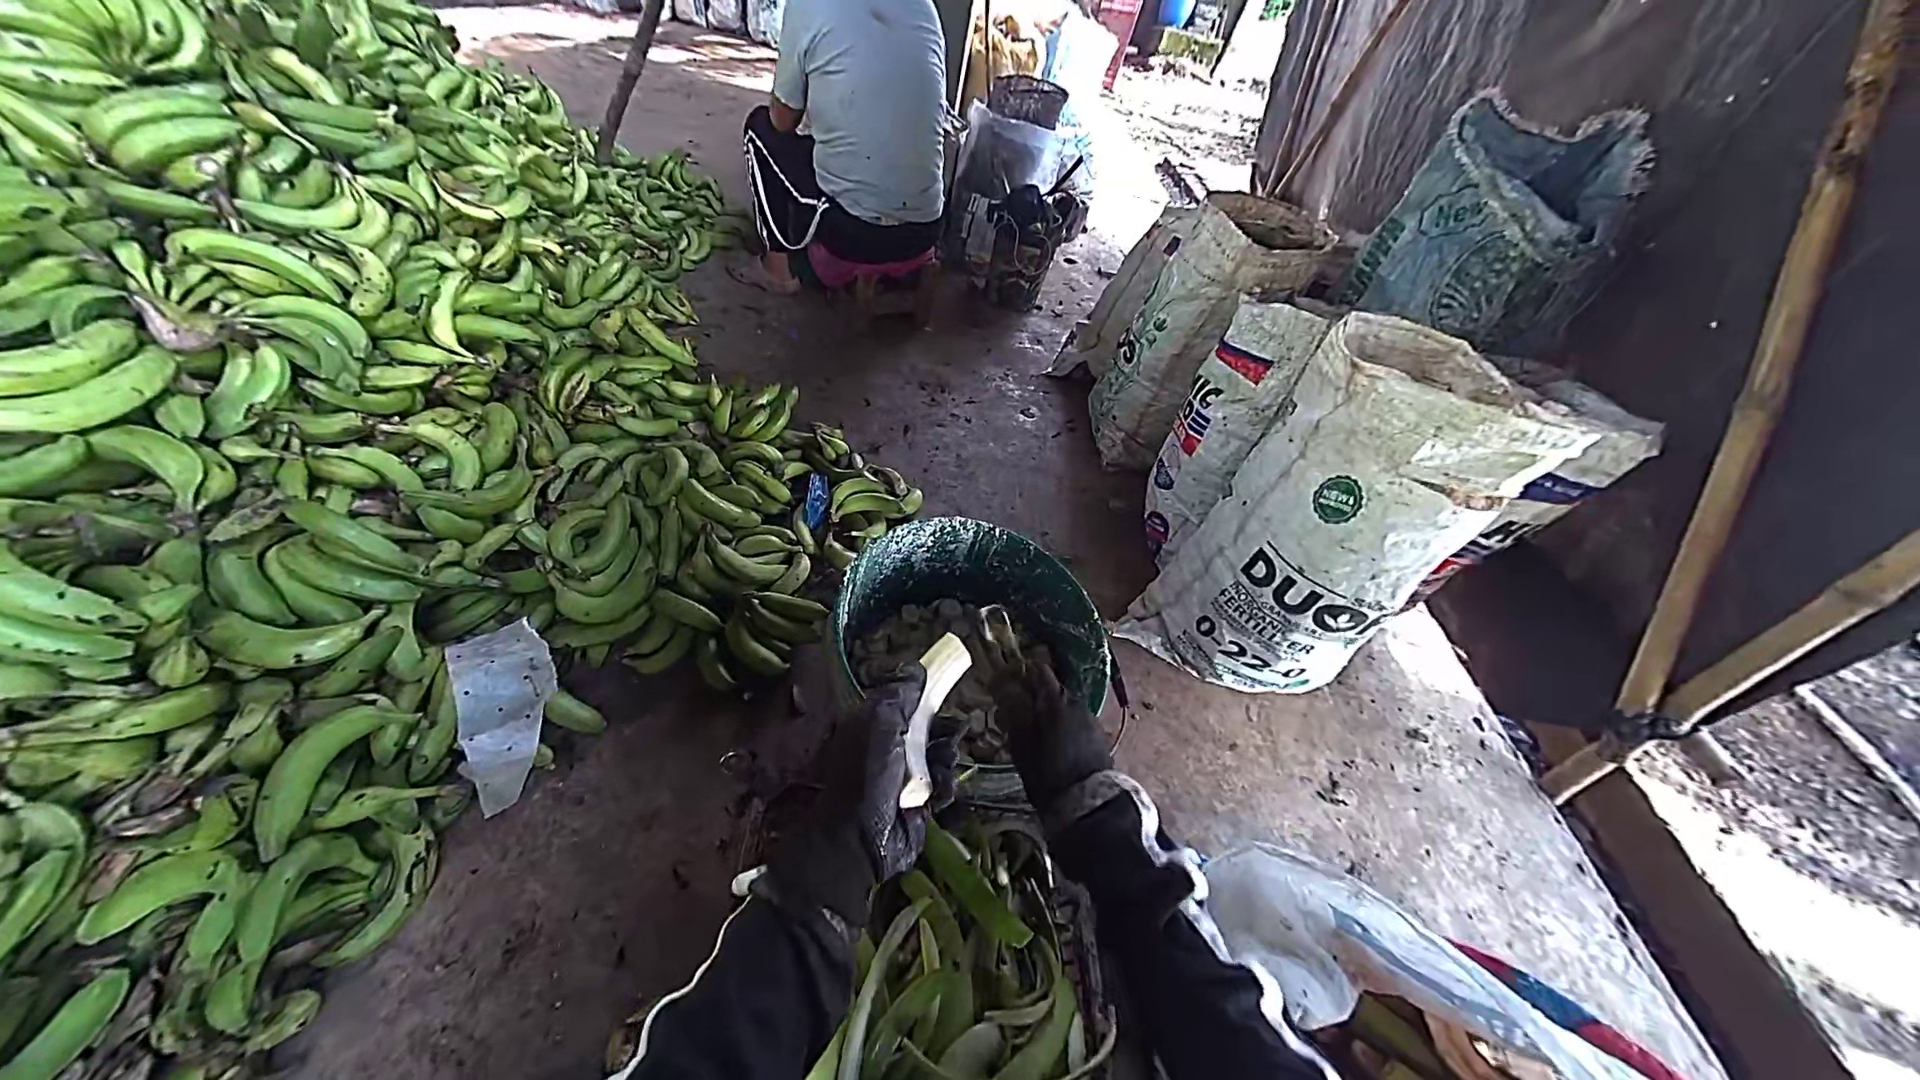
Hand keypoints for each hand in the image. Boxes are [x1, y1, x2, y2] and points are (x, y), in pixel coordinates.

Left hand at [763, 665, 957, 927]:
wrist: (859, 839)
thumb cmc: (865, 774)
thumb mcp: (879, 723)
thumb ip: (900, 695)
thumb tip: (917, 668)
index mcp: (876, 725)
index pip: (907, 702)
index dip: (927, 696)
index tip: (944, 691)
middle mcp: (892, 747)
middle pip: (930, 727)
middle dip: (945, 727)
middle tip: (955, 730)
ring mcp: (906, 776)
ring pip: (941, 755)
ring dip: (947, 757)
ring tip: (943, 762)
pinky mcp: (921, 802)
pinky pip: (943, 785)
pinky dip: (945, 785)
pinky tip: (939, 791)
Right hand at [975, 622, 1110, 811]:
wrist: (1088, 803)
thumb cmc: (1047, 773)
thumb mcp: (1022, 744)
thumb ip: (1013, 712)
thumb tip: (1003, 687)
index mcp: (1055, 701)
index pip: (1038, 671)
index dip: (1022, 674)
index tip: (1007, 685)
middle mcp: (1075, 702)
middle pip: (1052, 687)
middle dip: (1035, 695)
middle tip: (1017, 712)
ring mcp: (1090, 718)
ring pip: (1065, 704)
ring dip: (1050, 711)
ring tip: (1036, 732)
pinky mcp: (1098, 734)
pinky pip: (1076, 719)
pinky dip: (1064, 724)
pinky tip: (1056, 743)